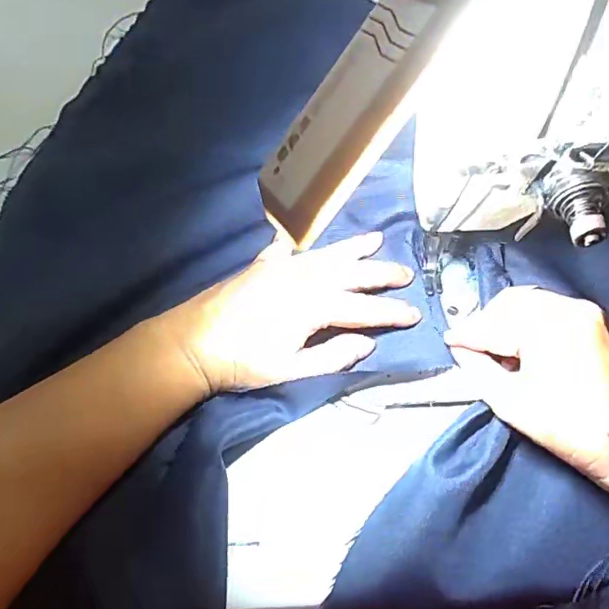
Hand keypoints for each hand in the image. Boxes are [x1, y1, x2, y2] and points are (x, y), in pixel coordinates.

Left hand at [161, 230, 420, 393]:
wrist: (194, 342)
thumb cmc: (244, 362)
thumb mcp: (291, 369)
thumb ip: (331, 355)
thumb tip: (367, 343)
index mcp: (314, 305)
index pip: (363, 309)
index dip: (390, 313)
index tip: (414, 313)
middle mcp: (303, 278)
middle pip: (351, 273)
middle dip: (380, 273)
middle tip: (405, 273)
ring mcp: (281, 267)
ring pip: (326, 254)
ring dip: (352, 248)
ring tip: (374, 239)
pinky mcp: (261, 266)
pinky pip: (290, 250)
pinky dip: (304, 247)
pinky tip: (305, 244)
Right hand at [444, 286, 608, 483]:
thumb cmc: (568, 426)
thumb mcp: (509, 402)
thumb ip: (478, 368)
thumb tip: (461, 349)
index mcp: (546, 327)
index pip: (493, 322)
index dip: (467, 333)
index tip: (450, 341)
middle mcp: (567, 308)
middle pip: (511, 302)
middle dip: (487, 322)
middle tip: (472, 347)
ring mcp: (585, 311)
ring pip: (530, 301)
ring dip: (508, 320)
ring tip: (498, 349)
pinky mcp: (595, 319)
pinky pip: (550, 308)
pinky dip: (529, 320)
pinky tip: (523, 346)